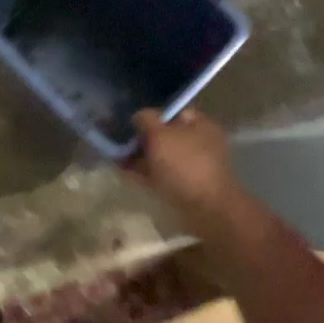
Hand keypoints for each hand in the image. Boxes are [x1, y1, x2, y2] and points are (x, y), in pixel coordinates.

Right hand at [124, 108, 239, 219]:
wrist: (207, 210)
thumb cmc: (185, 165)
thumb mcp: (160, 135)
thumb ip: (146, 120)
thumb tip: (138, 116)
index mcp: (200, 124)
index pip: (172, 112)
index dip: (149, 114)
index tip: (128, 121)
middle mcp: (199, 142)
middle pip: (165, 135)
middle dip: (142, 138)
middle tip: (118, 140)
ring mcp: (194, 166)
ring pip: (161, 157)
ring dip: (140, 157)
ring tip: (116, 157)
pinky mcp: (187, 187)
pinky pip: (161, 175)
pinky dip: (144, 174)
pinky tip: (124, 173)